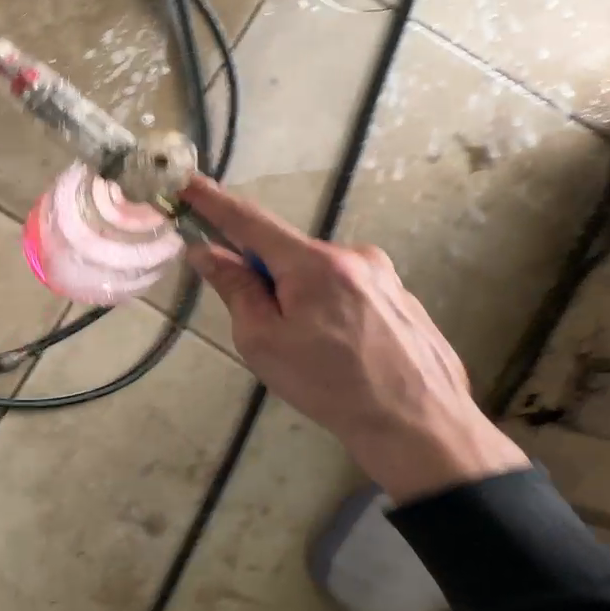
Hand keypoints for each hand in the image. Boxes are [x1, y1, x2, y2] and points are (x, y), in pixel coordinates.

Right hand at [179, 176, 527, 502]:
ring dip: (293, 296)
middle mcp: (353, 257)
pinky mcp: (400, 298)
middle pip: (283, 253)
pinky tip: (334, 350)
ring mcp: (384, 276)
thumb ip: (235, 289)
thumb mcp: (262, 339)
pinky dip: (322, 308)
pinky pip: (342, 289)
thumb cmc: (329, 384)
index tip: (186, 183)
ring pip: (313, 274)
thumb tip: (208, 252)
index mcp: (315, 264)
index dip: (213, 202)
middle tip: (258, 323)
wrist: (423, 427)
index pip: (249, 222)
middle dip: (260, 275)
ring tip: (304, 348)